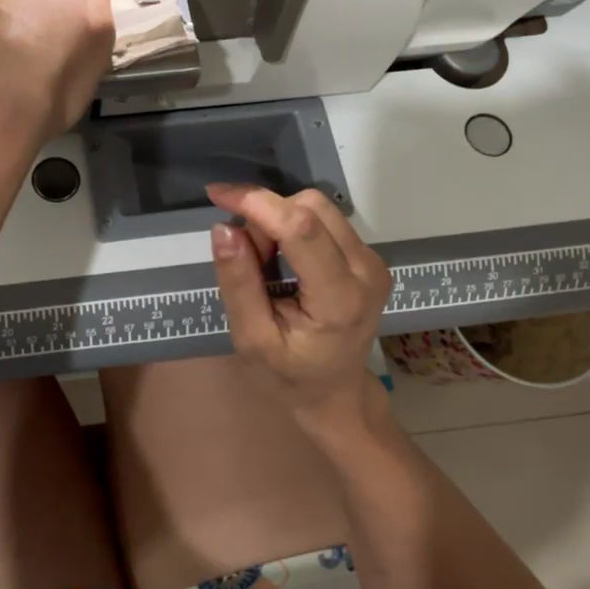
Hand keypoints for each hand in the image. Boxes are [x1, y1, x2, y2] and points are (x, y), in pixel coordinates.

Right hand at [207, 184, 393, 432]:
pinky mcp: (368, 256)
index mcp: (339, 299)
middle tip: (248, 258)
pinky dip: (293, 228)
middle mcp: (366, 271)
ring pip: (317, 207)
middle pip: (310, 207)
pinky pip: (324, 219)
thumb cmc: (290, 375)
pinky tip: (285, 262)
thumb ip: (239, 283)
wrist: (336, 394)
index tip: (217, 194)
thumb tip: (224, 227)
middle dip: (266, 217)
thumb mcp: (251, 339)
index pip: (302, 229)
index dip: (258, 203)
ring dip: (279, 221)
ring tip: (266, 264)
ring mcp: (372, 261)